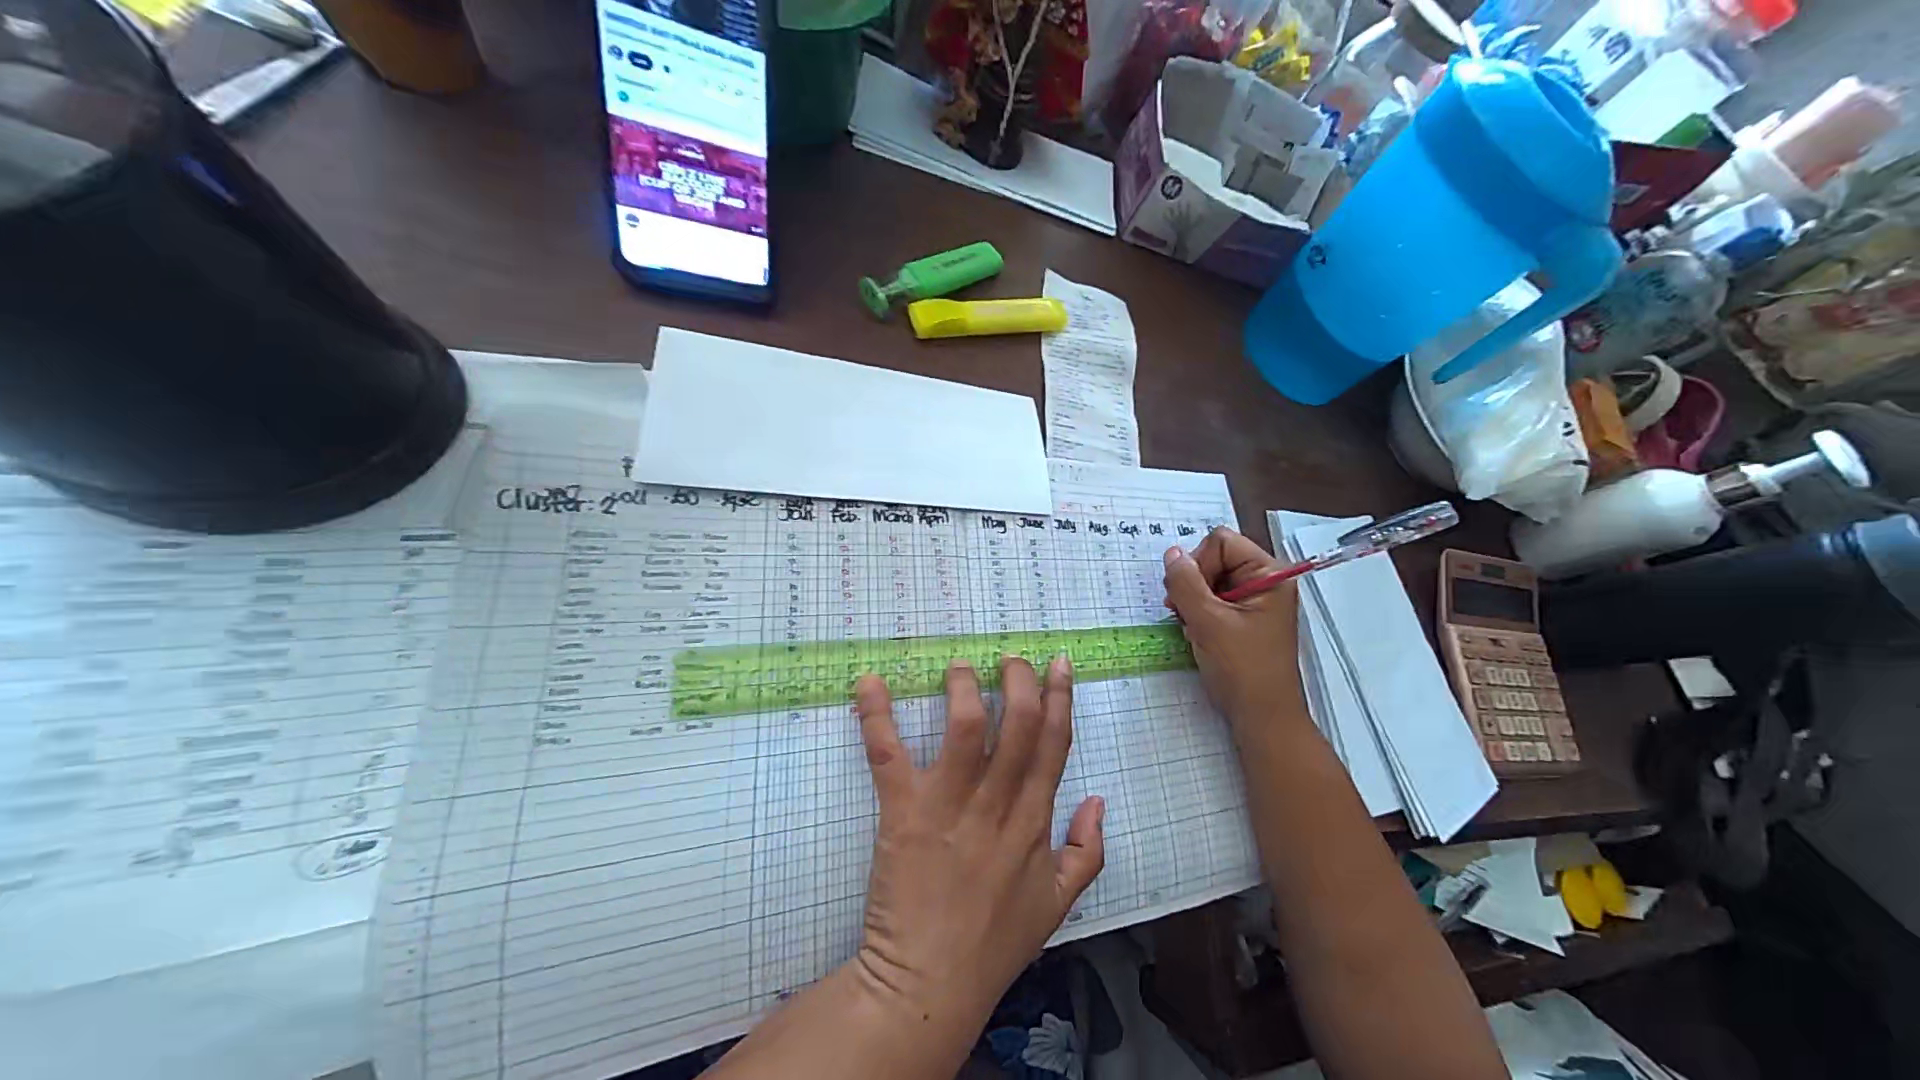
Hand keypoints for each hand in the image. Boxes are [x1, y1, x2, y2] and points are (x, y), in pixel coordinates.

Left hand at [850, 655, 1104, 1026]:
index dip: (1059, 697)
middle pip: (1019, 724)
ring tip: (958, 666)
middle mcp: (997, 806)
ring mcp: (949, 806)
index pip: (1055, 744)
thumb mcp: (1057, 903)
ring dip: (963, 688)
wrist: (929, 983)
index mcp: (1034, 822)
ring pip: (965, 729)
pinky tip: (870, 684)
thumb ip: (1088, 851)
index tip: (1057, 663)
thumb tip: (1097, 798)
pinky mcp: (903, 813)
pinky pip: (889, 754)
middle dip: (1018, 680)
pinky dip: (877, 715)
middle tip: (1009, 657)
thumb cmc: (993, 942)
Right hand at [1162, 528, 1305, 728]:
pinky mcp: (1243, 619)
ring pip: (1208, 580)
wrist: (1261, 717)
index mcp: (1269, 574)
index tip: (1190, 595)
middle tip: (1182, 612)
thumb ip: (1185, 583)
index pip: (1221, 542)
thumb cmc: (1242, 669)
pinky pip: (1212, 600)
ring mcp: (1254, 601)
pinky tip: (1196, 633)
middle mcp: (1264, 582)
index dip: (1198, 563)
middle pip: (1214, 558)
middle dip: (1192, 583)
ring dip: (1192, 600)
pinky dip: (1198, 613)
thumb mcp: (1208, 621)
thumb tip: (1171, 554)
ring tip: (1192, 627)